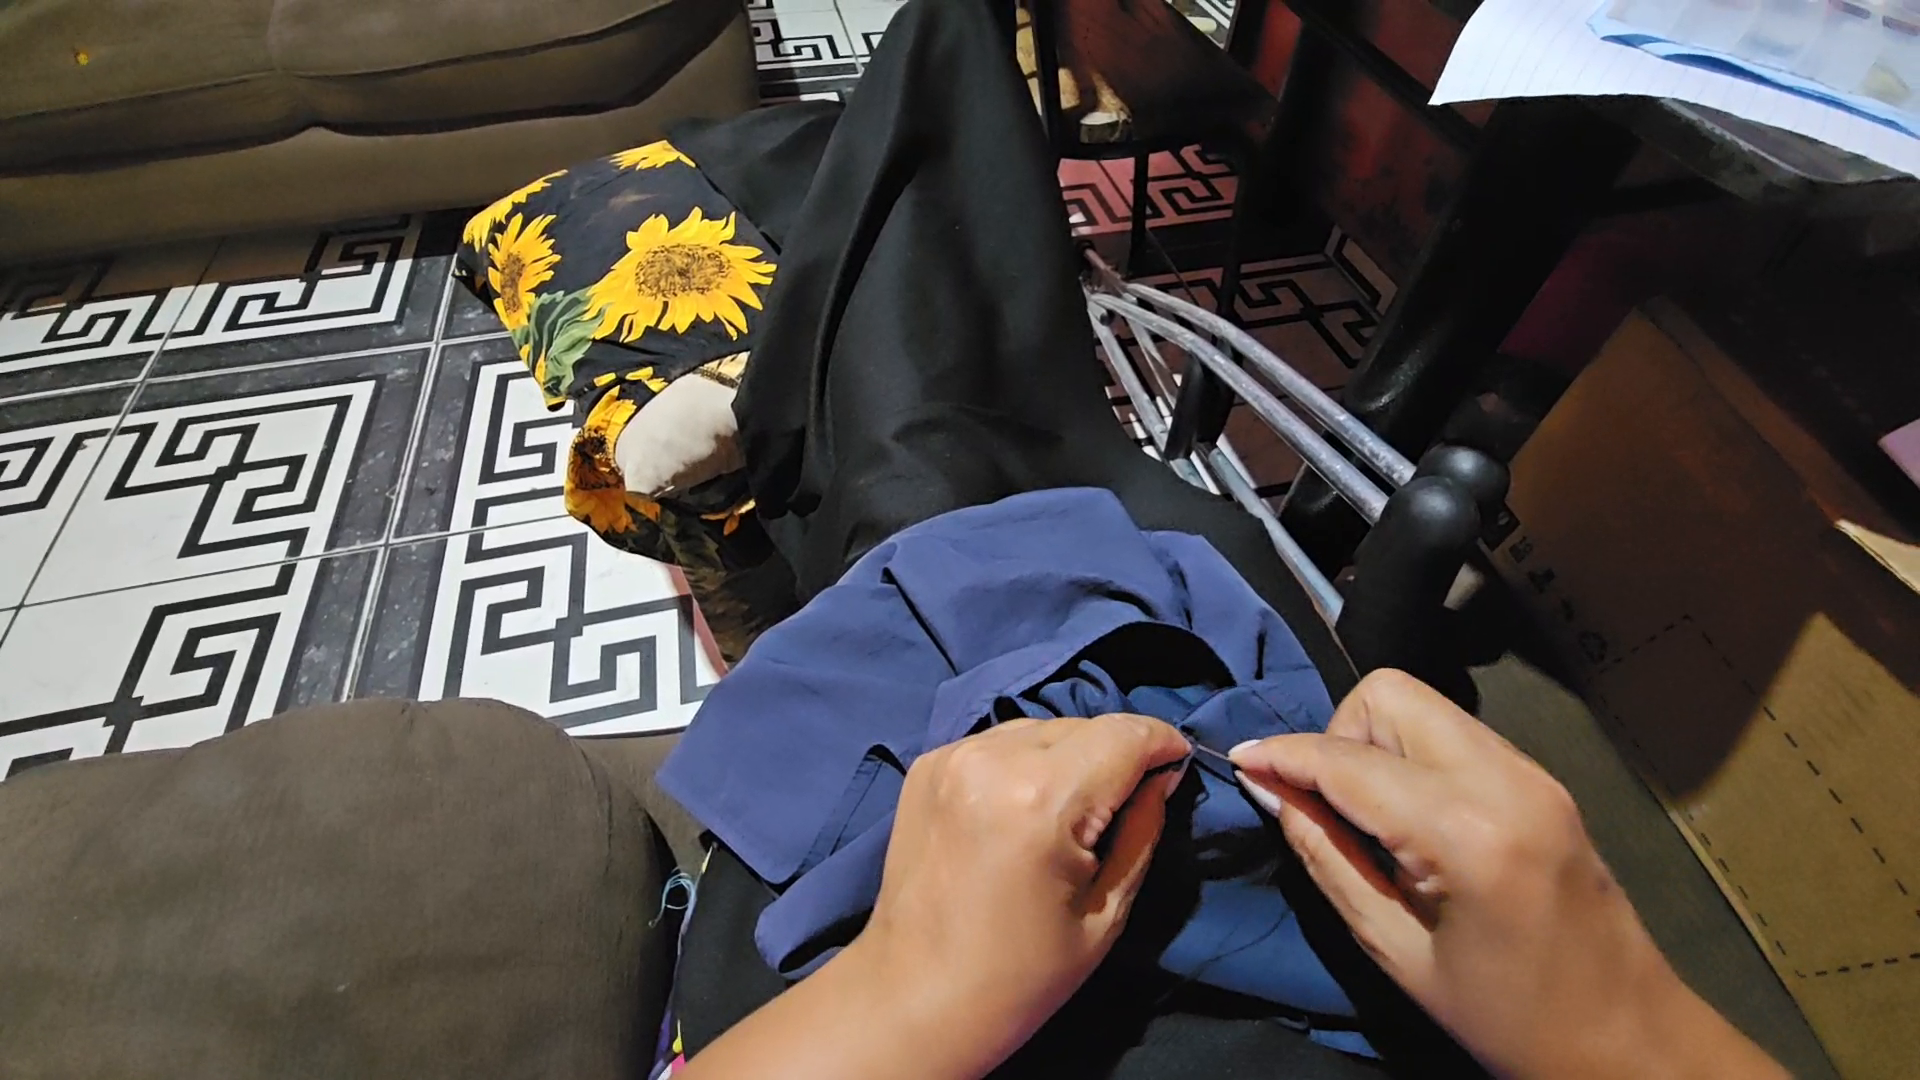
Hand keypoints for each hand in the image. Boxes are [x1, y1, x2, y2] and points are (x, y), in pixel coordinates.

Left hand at [682, 713, 1189, 1079]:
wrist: (914, 994)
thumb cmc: (1020, 973)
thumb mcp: (1105, 913)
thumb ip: (1142, 829)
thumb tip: (1161, 774)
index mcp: (1040, 798)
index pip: (1123, 734)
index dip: (1161, 742)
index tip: (1177, 763)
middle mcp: (991, 758)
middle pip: (1082, 725)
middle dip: (1114, 753)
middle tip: (1121, 802)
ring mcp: (952, 754)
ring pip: (1039, 727)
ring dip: (1067, 754)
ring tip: (1066, 808)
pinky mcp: (928, 762)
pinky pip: (999, 741)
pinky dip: (1023, 760)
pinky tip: (1020, 804)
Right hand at [1231, 670, 1784, 1079]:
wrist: (1638, 1048)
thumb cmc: (1507, 1016)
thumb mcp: (1392, 945)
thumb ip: (1320, 851)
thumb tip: (1265, 785)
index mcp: (1467, 833)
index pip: (1346, 760)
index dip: (1281, 755)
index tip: (1241, 761)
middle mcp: (1504, 779)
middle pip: (1386, 694)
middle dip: (1336, 735)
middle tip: (1329, 801)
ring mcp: (1529, 770)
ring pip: (1414, 700)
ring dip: (1369, 739)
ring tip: (1368, 809)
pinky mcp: (1538, 774)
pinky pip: (1444, 726)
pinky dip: (1404, 748)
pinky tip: (1406, 808)